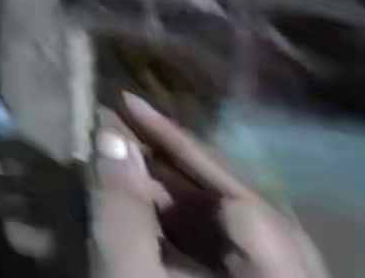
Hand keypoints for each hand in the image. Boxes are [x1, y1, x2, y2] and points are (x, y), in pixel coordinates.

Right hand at [93, 94, 327, 277]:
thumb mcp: (126, 269)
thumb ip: (120, 202)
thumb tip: (109, 134)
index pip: (244, 198)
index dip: (183, 145)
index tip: (123, 102)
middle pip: (255, 213)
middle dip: (184, 164)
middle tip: (124, 124)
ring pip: (249, 233)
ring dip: (184, 191)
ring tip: (125, 161)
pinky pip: (241, 254)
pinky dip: (192, 221)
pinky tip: (146, 205)